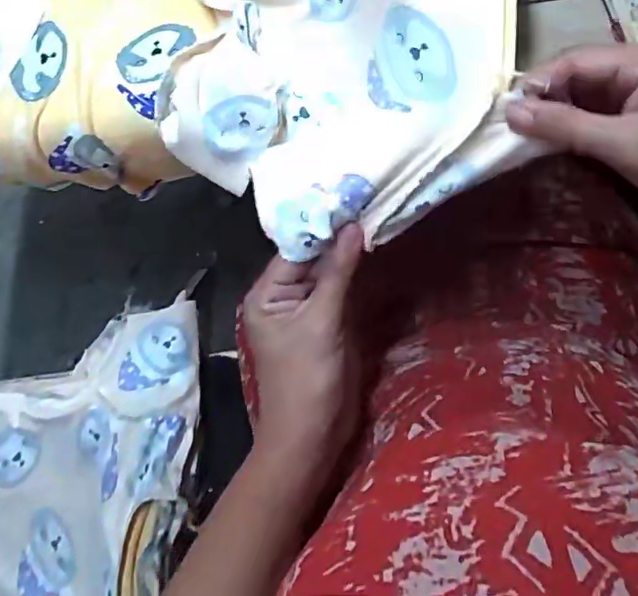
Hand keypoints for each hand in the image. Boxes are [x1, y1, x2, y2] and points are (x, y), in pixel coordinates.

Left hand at [240, 223, 364, 470]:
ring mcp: (303, 310)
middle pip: (310, 257)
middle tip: (364, 199)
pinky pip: (337, 289)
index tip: (349, 197)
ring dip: (346, 251)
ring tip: (370, 214)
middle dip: (336, 234)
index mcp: (266, 294)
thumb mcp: (322, 321)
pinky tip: (369, 249)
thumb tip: (353, 225)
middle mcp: (281, 297)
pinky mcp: (323, 323)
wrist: (313, 439)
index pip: (295, 248)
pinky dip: (352, 272)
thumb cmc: (307, 379)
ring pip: (326, 272)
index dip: (322, 225)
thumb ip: (338, 272)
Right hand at [506, 42, 637, 297]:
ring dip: (564, 114)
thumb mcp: (624, 145)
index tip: (505, 111)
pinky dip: (584, 126)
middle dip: (548, 98)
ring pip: (592, 95)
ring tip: (531, 136)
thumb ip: (564, 125)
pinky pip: (608, 113)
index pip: (575, 59)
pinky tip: (563, 142)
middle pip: (582, 73)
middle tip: (514, 127)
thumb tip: (509, 110)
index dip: (538, 82)